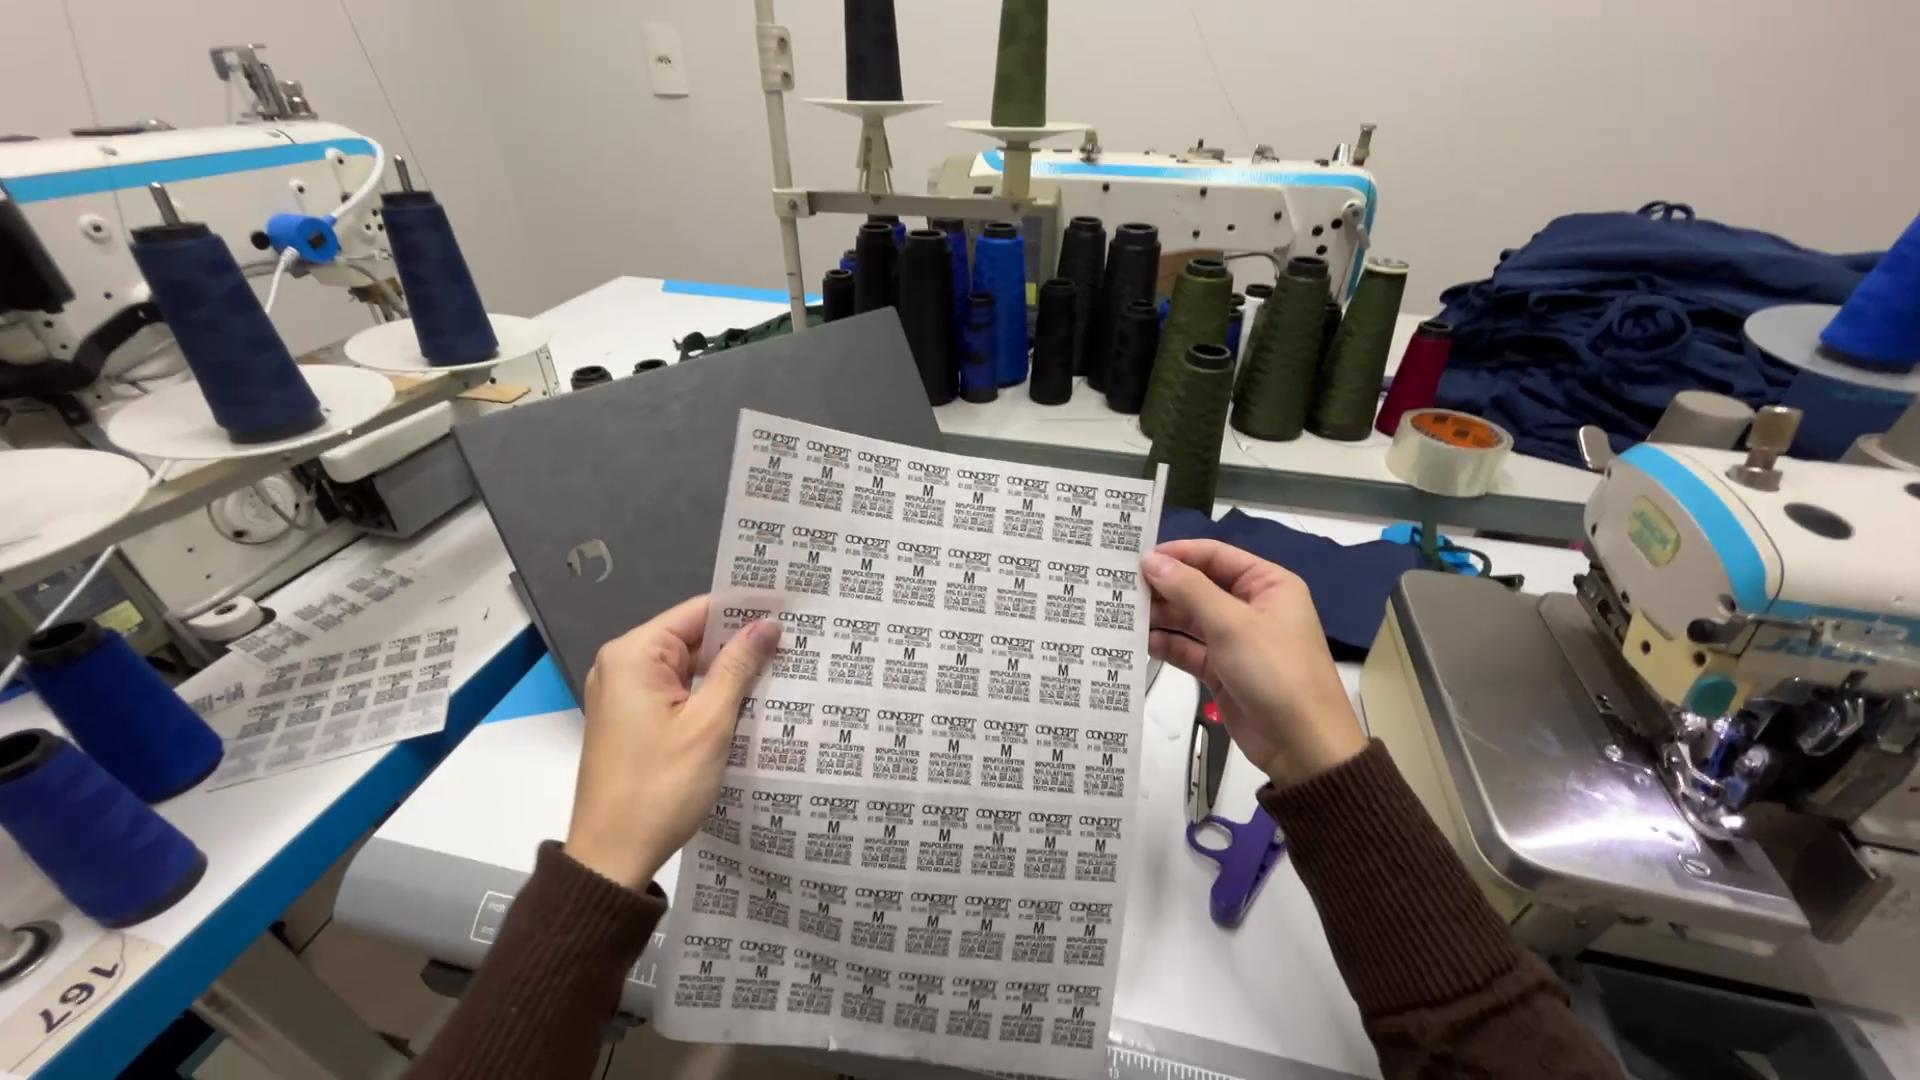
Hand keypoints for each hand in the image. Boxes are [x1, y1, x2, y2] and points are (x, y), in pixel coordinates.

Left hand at [565, 596, 779, 889]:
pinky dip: (711, 693)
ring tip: (783, 665)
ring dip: (729, 670)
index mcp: (634, 655)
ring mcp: (626, 695)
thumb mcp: (709, 723)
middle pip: (693, 638)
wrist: (612, 858)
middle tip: (795, 639)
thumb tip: (766, 624)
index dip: (745, 608)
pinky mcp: (633, 720)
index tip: (789, 605)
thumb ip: (738, 667)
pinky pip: (679, 691)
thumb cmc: (660, 787)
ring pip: (689, 667)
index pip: (698, 613)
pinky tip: (749, 698)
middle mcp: (624, 666)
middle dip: (740, 641)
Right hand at [1143, 540, 1366, 788]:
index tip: (1137, 558)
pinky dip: (1166, 645)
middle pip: (1198, 586)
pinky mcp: (1221, 669)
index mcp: (1267, 584)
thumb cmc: (1275, 671)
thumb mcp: (1231, 624)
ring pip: (1189, 619)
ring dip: (1160, 617)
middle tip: (1120, 587)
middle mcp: (1251, 606)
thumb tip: (1150, 561)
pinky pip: (1187, 649)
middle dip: (1163, 587)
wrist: (1302, 744)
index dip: (1177, 554)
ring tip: (1122, 613)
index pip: (1215, 556)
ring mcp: (1235, 640)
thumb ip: (1188, 589)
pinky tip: (1139, 642)